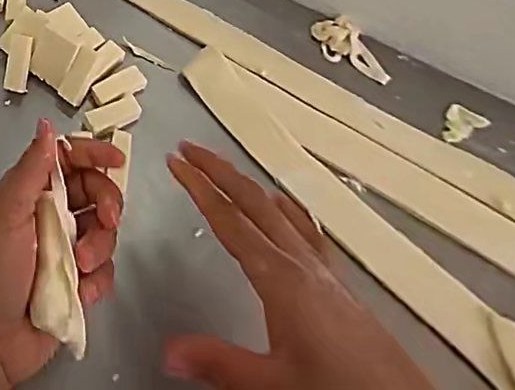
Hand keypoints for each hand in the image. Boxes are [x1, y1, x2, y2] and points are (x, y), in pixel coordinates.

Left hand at [0, 119, 124, 388]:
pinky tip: (83, 290)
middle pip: (93, 190)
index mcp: (29, 190)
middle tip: (106, 218)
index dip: (91, 154)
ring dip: (100, 245)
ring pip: (103, 230)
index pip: (66, 158)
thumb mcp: (8, 209)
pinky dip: (99, 279)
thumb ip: (32, 167)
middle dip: (106, 201)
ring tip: (81, 265)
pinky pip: (103, 271)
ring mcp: (63, 248)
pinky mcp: (75, 282)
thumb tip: (46, 125)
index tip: (116, 159)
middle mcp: (48, 213)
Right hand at [164, 141, 433, 389]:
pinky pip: (306, 230)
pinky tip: (284, 208)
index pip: (228, 219)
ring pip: (278, 210)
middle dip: (218, 169)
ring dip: (246, 184)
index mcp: (280, 277)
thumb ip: (221, 362)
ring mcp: (325, 272)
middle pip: (253, 201)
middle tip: (190, 149)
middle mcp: (302, 264)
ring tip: (227, 169)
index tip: (175, 162)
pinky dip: (285, 208)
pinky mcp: (342, 287)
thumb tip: (171, 351)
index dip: (198, 186)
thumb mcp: (274, 384)